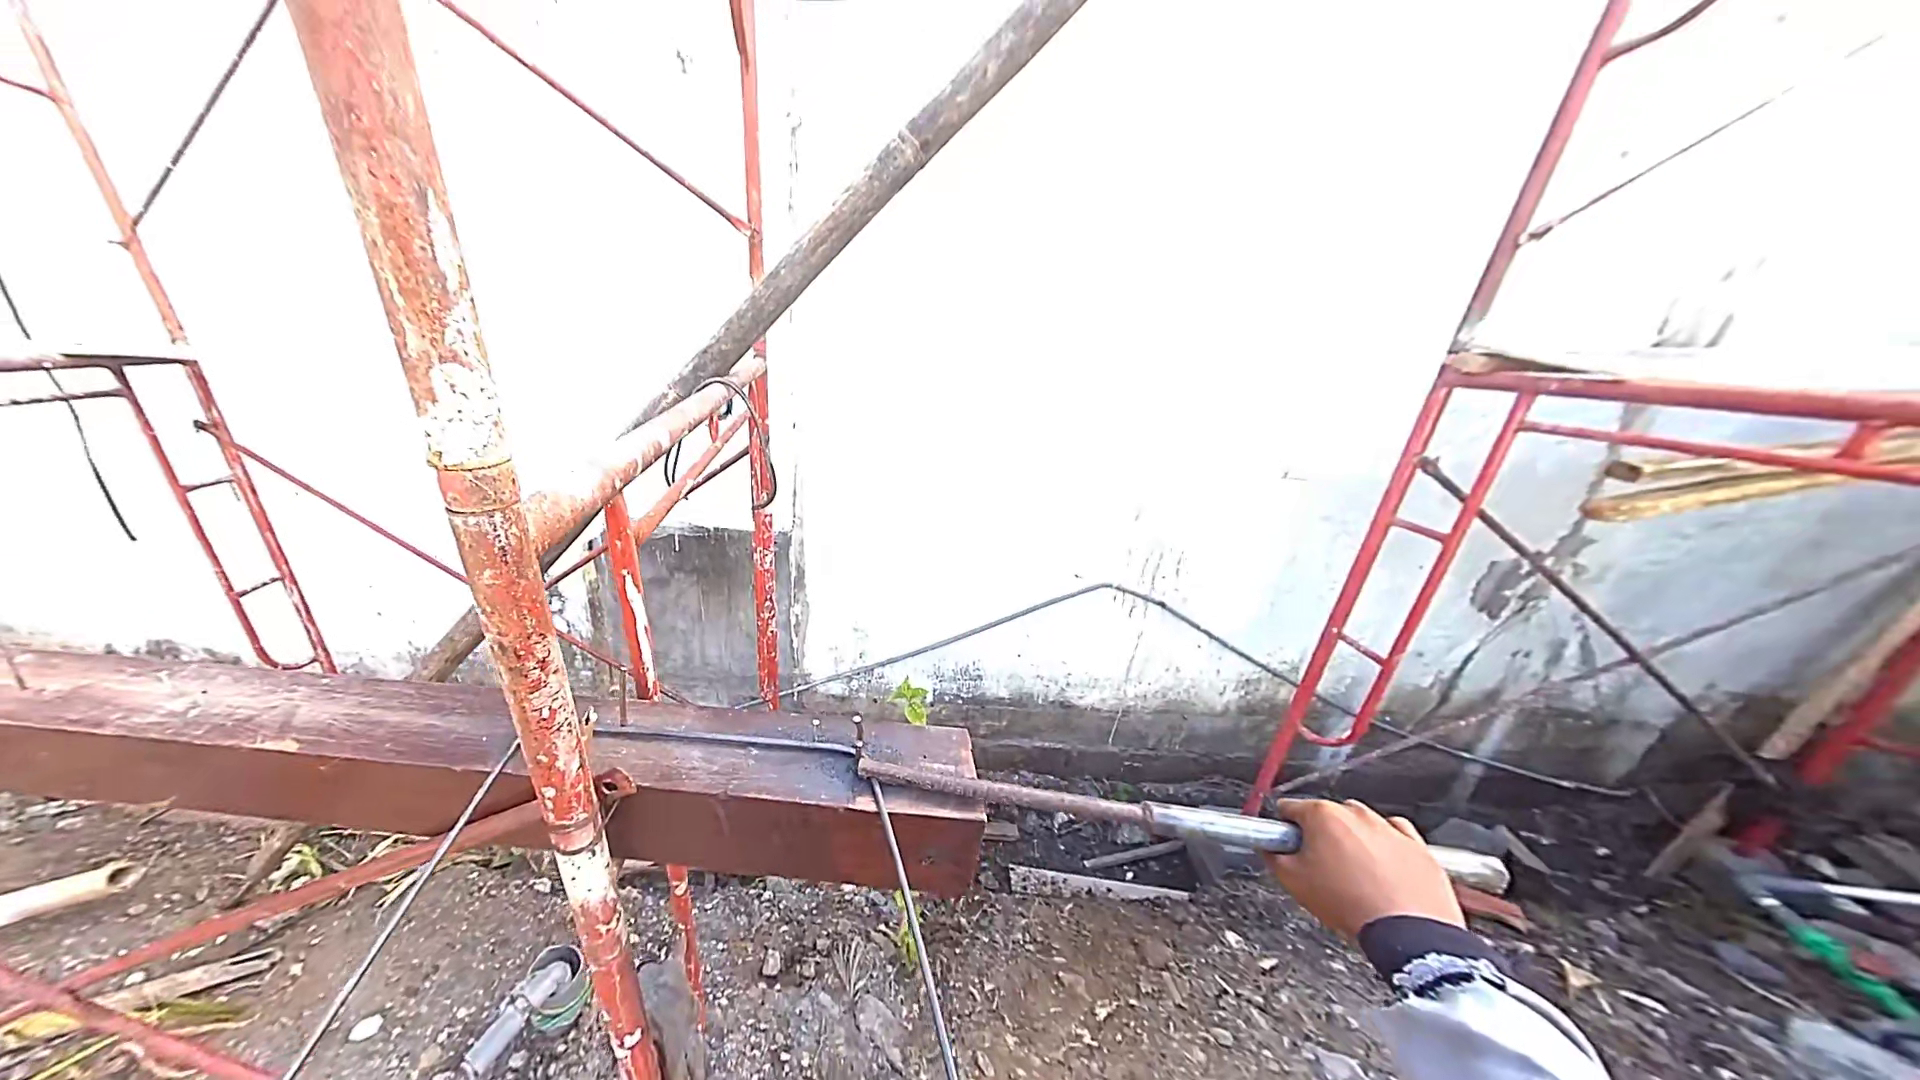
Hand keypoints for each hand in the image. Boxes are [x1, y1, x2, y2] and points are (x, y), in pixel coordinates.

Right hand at [1262, 798, 1461, 939]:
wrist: (1409, 934)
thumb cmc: (1351, 905)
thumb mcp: (1292, 881)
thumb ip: (1272, 856)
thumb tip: (1269, 848)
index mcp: (1321, 814)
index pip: (1290, 808)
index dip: (1285, 828)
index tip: (1289, 845)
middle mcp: (1355, 813)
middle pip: (1327, 815)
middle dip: (1322, 835)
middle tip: (1322, 867)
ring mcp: (1388, 827)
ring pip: (1361, 825)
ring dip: (1354, 840)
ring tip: (1356, 875)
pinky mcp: (1416, 846)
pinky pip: (1396, 835)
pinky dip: (1387, 846)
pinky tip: (1383, 868)